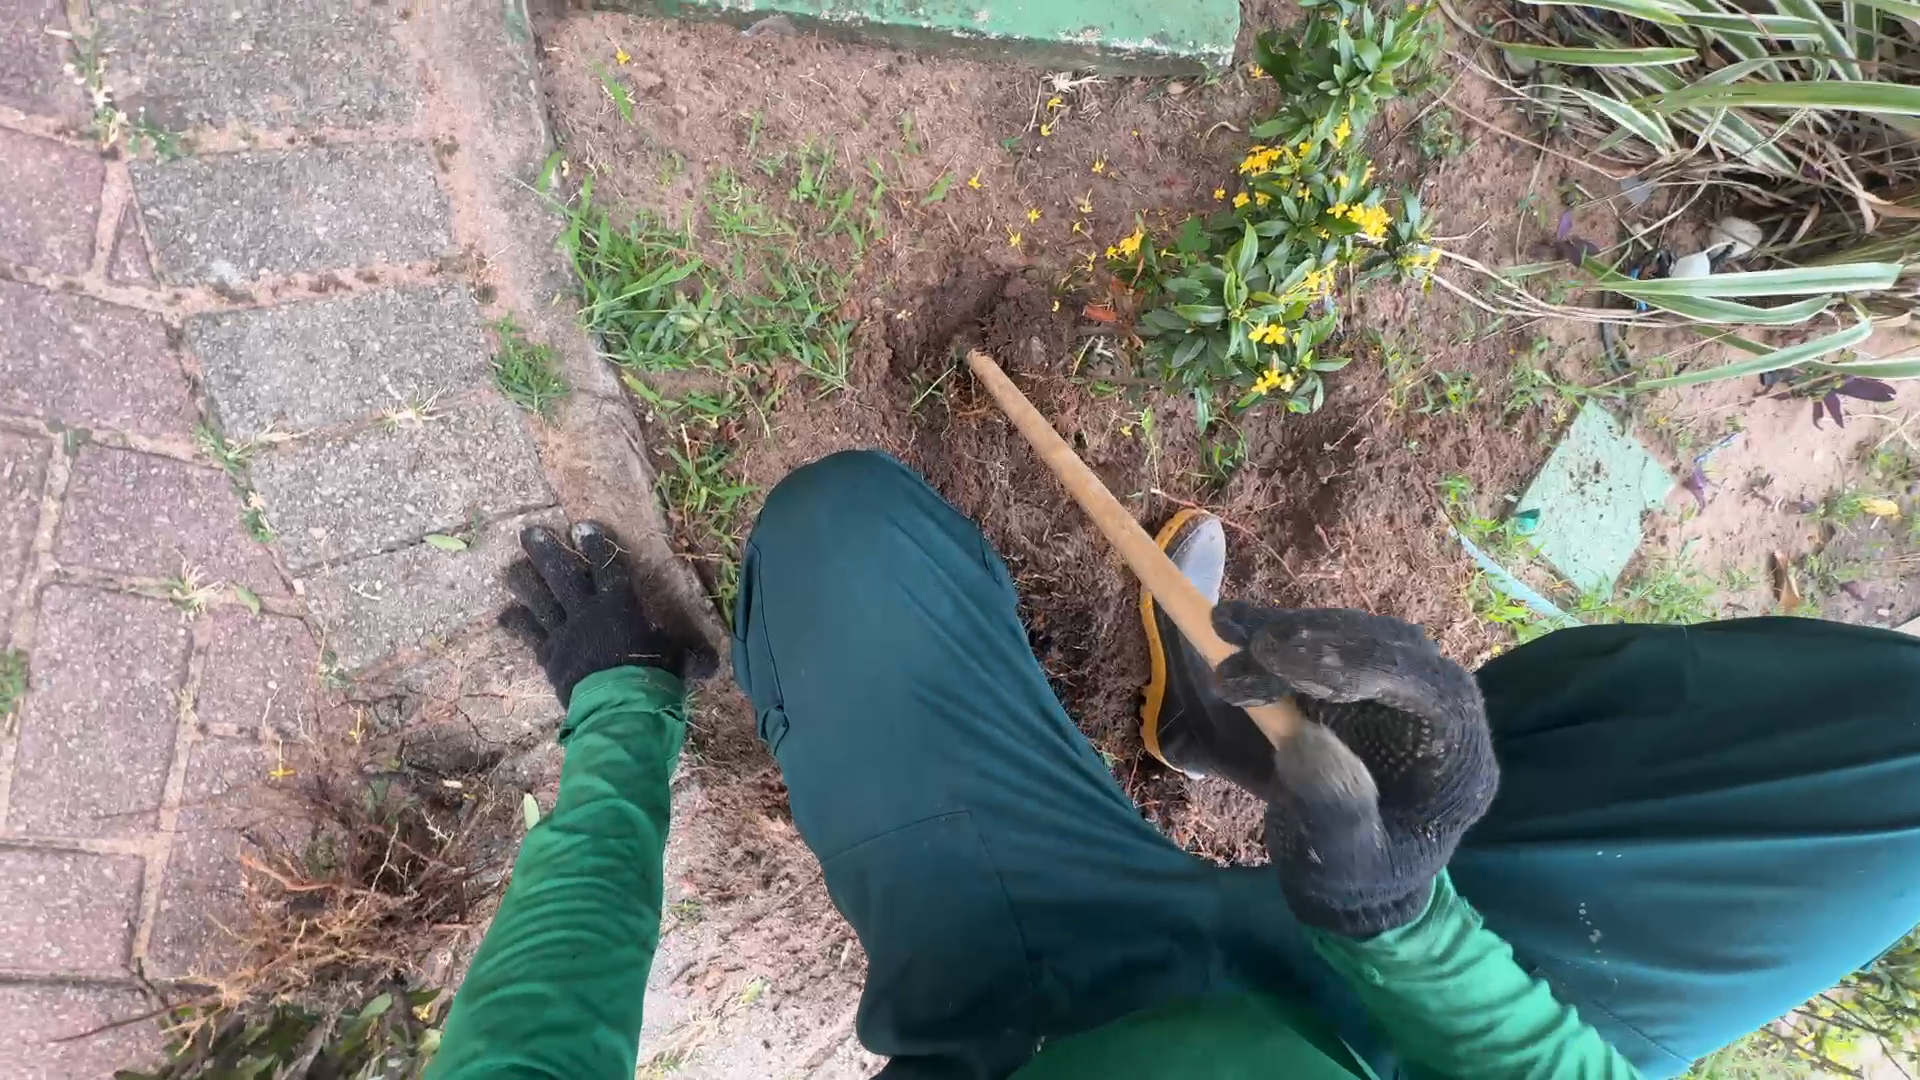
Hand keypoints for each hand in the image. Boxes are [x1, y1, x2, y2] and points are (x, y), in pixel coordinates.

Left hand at [498, 522, 715, 706]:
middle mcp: (588, 612)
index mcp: (620, 606)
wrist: (620, 706)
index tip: (583, 526)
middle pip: (564, 576)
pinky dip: (517, 624)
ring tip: (510, 567)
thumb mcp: (678, 660)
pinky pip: (530, 635)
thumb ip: (690, 656)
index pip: (608, 568)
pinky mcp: (550, 655)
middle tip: (530, 533)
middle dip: (548, 553)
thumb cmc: (653, 676)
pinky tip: (503, 615)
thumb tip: (713, 664)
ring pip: (540, 600)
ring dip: (525, 582)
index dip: (597, 546)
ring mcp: (565, 633)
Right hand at [1212, 603, 1496, 937]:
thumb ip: (1336, 814)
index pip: (1424, 683)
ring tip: (1222, 628)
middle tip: (1240, 647)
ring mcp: (1390, 687)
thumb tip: (1304, 742)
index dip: (1354, 660)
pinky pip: (1316, 641)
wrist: (1343, 873)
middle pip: (1381, 644)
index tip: (1275, 657)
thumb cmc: (1354, 875)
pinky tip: (1228, 624)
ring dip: (1282, 630)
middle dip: (1308, 640)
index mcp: (1456, 754)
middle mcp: (1432, 706)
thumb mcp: (1347, 865)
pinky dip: (1270, 631)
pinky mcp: (1350, 679)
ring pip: (1346, 633)